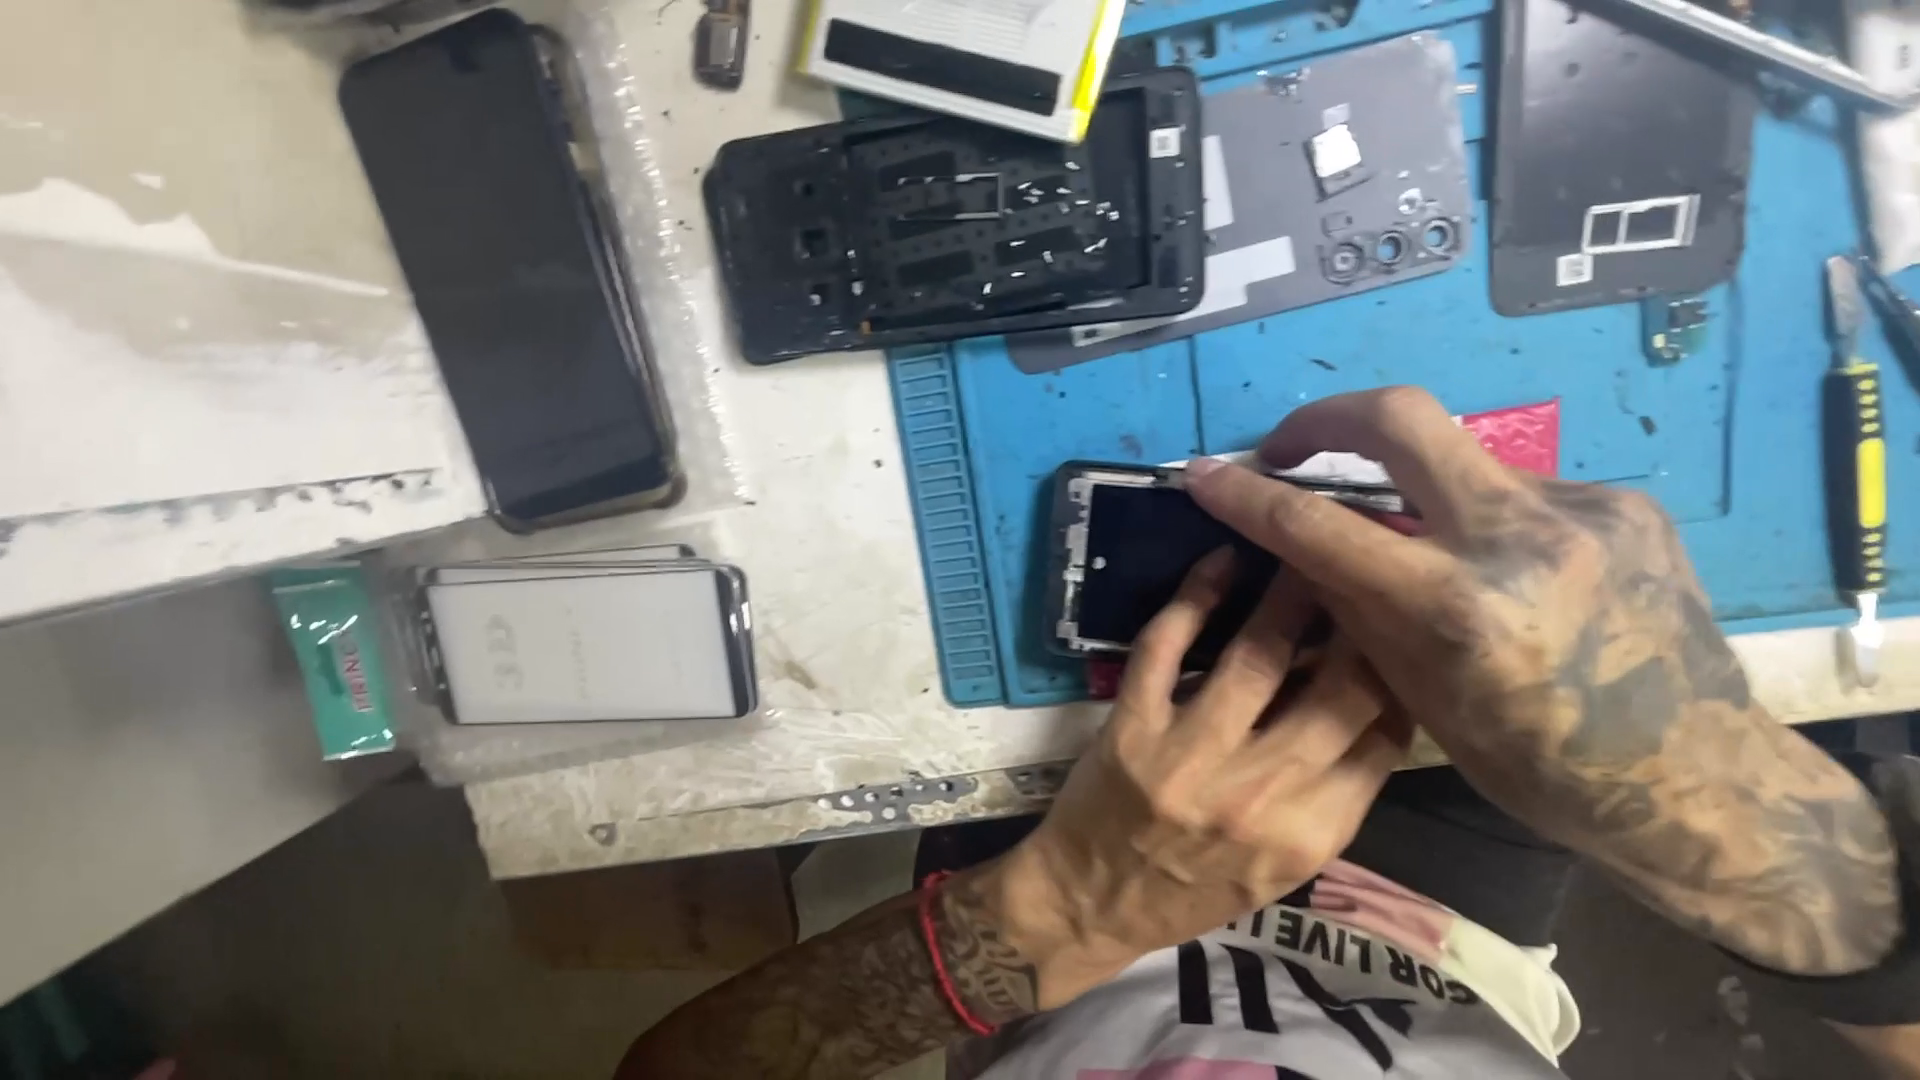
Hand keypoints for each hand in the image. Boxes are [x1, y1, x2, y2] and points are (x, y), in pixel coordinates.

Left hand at [968, 548, 1409, 1015]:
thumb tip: (1373, 702)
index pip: (1381, 736)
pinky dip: (1192, 598)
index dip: (1397, 672)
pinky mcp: (1130, 728)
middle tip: (1364, 566)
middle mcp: (1257, 794)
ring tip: (1303, 547)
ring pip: (1255, 656)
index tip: (1398, 624)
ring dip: (1286, 594)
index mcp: (1308, 834)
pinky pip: (1165, 648)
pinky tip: (1218, 562)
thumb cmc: (1194, 888)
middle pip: (1334, 689)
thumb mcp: (1282, 864)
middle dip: (1358, 620)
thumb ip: (1333, 793)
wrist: (1094, 903)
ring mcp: (1188, 757)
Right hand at [1181, 386, 1898, 974]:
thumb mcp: (1415, 694)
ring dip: (1407, 484)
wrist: (1696, 782)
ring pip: (1457, 458)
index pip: (1318, 526)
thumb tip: (1297, 542)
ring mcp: (1583, 510)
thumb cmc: (1533, 764)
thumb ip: (1351, 602)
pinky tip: (1488, 562)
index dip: (1246, 495)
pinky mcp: (1623, 504)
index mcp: (1456, 608)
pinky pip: (1512, 488)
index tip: (1204, 474)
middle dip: (1324, 418)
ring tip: (1407, 537)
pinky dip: (1473, 514)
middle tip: (1288, 445)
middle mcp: (1521, 538)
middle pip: (1401, 417)